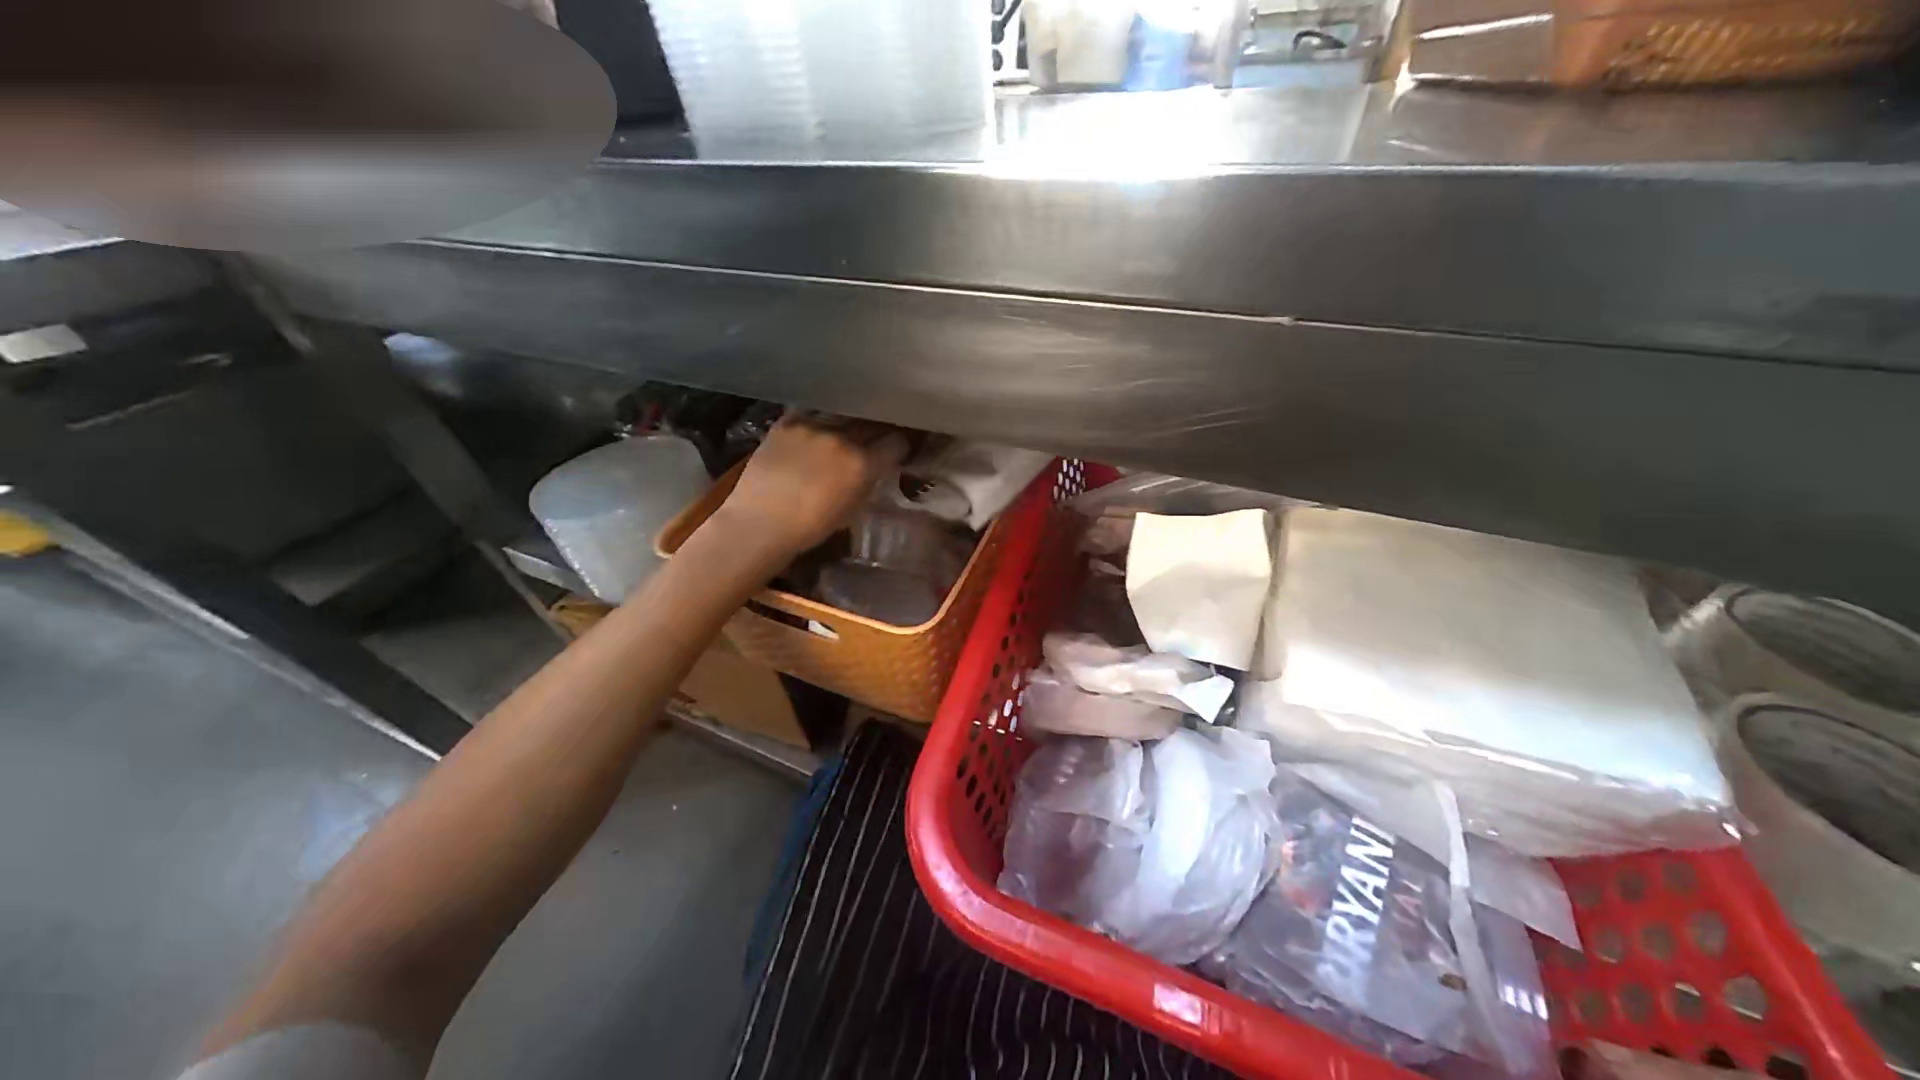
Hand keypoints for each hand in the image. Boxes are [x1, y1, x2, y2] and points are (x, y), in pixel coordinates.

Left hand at [714, 413, 910, 557]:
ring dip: (848, 423)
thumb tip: (876, 467)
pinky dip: (818, 420)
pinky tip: (815, 430)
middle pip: (872, 424)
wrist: (760, 523)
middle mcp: (843, 438)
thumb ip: (868, 482)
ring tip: (843, 432)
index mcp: (863, 463)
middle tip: (872, 441)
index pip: (896, 442)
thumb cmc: (810, 528)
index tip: (895, 451)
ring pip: (843, 415)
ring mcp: (813, 425)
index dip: (899, 447)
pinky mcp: (787, 421)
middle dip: (876, 432)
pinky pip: (812, 412)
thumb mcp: (852, 509)